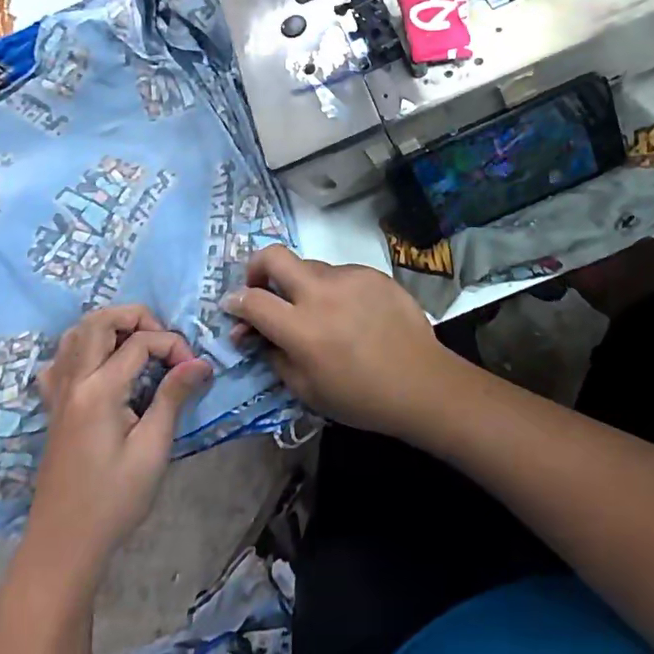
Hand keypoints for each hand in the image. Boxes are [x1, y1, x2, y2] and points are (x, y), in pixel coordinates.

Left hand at [26, 306, 213, 563]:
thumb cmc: (113, 500)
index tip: (193, 371)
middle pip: (99, 321)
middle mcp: (72, 383)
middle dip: (138, 318)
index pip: (140, 342)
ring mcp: (58, 394)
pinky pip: (62, 361)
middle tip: (164, 343)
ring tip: (141, 349)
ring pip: (76, 334)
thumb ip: (173, 397)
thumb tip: (201, 362)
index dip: (174, 346)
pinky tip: (105, 369)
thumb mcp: (153, 448)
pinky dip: (85, 350)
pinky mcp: (54, 409)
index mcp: (98, 391)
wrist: (63, 546)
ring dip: (111, 329)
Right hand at [225, 246, 465, 437]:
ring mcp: (351, 278)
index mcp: (301, 327)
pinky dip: (334, 288)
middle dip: (258, 268)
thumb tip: (252, 332)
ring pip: (311, 266)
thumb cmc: (360, 397)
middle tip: (263, 288)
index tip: (233, 306)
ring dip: (302, 285)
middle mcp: (322, 293)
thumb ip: (273, 354)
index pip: (252, 300)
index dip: (235, 302)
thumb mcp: (305, 389)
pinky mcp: (374, 273)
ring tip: (318, 313)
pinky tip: (350, 313)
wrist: (420, 381)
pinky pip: (341, 273)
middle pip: (275, 256)